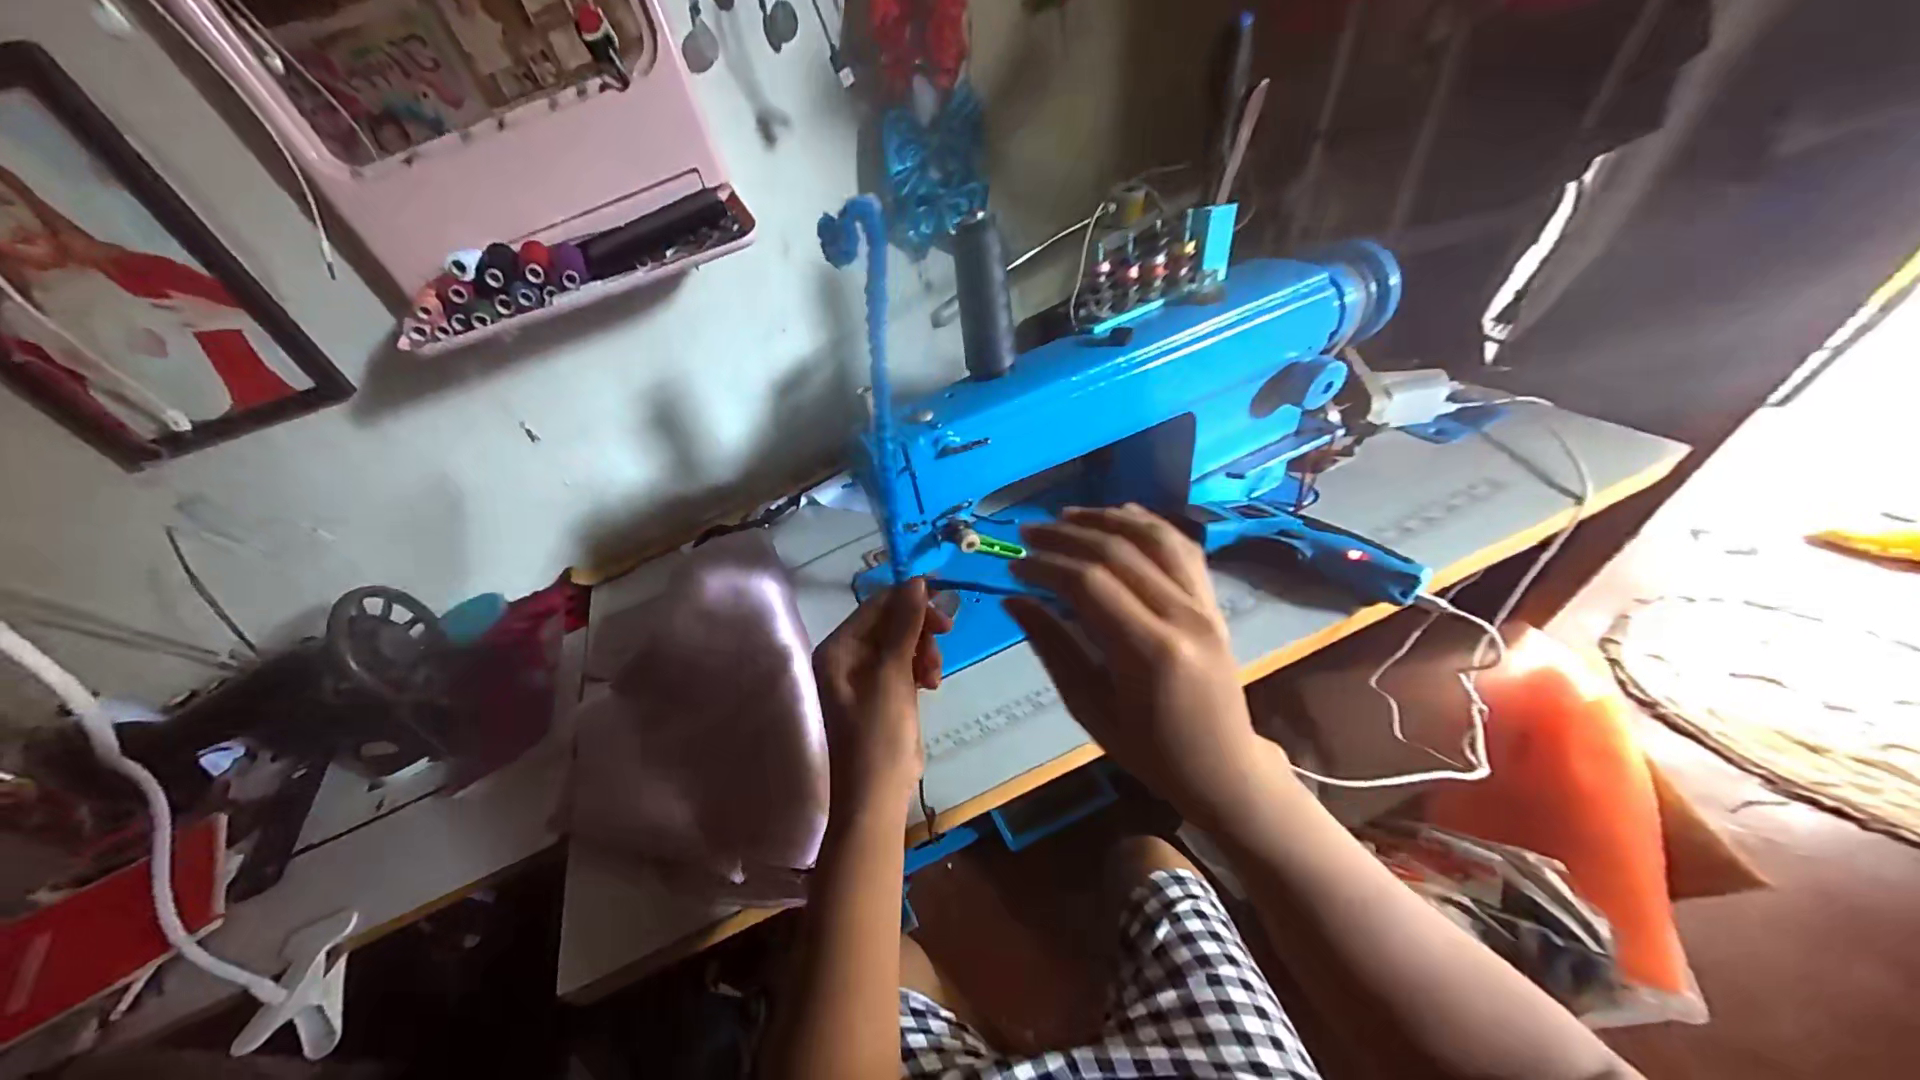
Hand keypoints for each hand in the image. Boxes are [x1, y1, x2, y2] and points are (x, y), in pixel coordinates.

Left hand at [813, 578, 952, 801]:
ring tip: (935, 676)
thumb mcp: (893, 673)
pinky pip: (903, 665)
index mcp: (839, 648)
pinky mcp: (881, 693)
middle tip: (948, 635)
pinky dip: (920, 668)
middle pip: (890, 622)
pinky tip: (932, 684)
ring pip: (902, 643)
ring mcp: (863, 677)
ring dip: (924, 651)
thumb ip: (905, 625)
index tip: (945, 607)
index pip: (876, 605)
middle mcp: (846, 657)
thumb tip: (916, 580)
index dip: (911, 600)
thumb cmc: (879, 732)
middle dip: (920, 629)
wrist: (876, 794)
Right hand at [1004, 505, 1286, 824]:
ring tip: (1065, 516)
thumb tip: (1013, 600)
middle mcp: (1182, 617)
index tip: (1014, 566)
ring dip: (1105, 520)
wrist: (1221, 766)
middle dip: (1065, 537)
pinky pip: (1182, 548)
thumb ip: (1053, 647)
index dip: (1046, 566)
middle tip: (1026, 535)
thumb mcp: (1089, 707)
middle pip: (1118, 553)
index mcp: (1148, 653)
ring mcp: (1205, 605)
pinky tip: (1120, 515)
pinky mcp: (1213, 602)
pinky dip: (1148, 525)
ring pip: (1153, 539)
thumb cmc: (1149, 750)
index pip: (1089, 584)